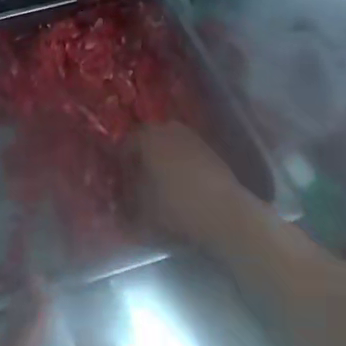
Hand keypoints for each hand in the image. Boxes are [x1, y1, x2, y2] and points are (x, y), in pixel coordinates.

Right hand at [122, 122, 264, 251]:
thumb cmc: (175, 209)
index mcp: (146, 137)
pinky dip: (181, 167)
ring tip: (162, 188)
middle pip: (147, 142)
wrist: (225, 215)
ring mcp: (192, 138)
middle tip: (139, 185)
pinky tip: (183, 189)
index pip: (124, 146)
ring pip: (168, 147)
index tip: (120, 186)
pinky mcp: (211, 151)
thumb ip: (124, 204)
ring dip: (163, 162)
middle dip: (141, 160)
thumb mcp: (139, 214)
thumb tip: (120, 200)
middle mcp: (168, 129)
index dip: (120, 166)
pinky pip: (187, 155)